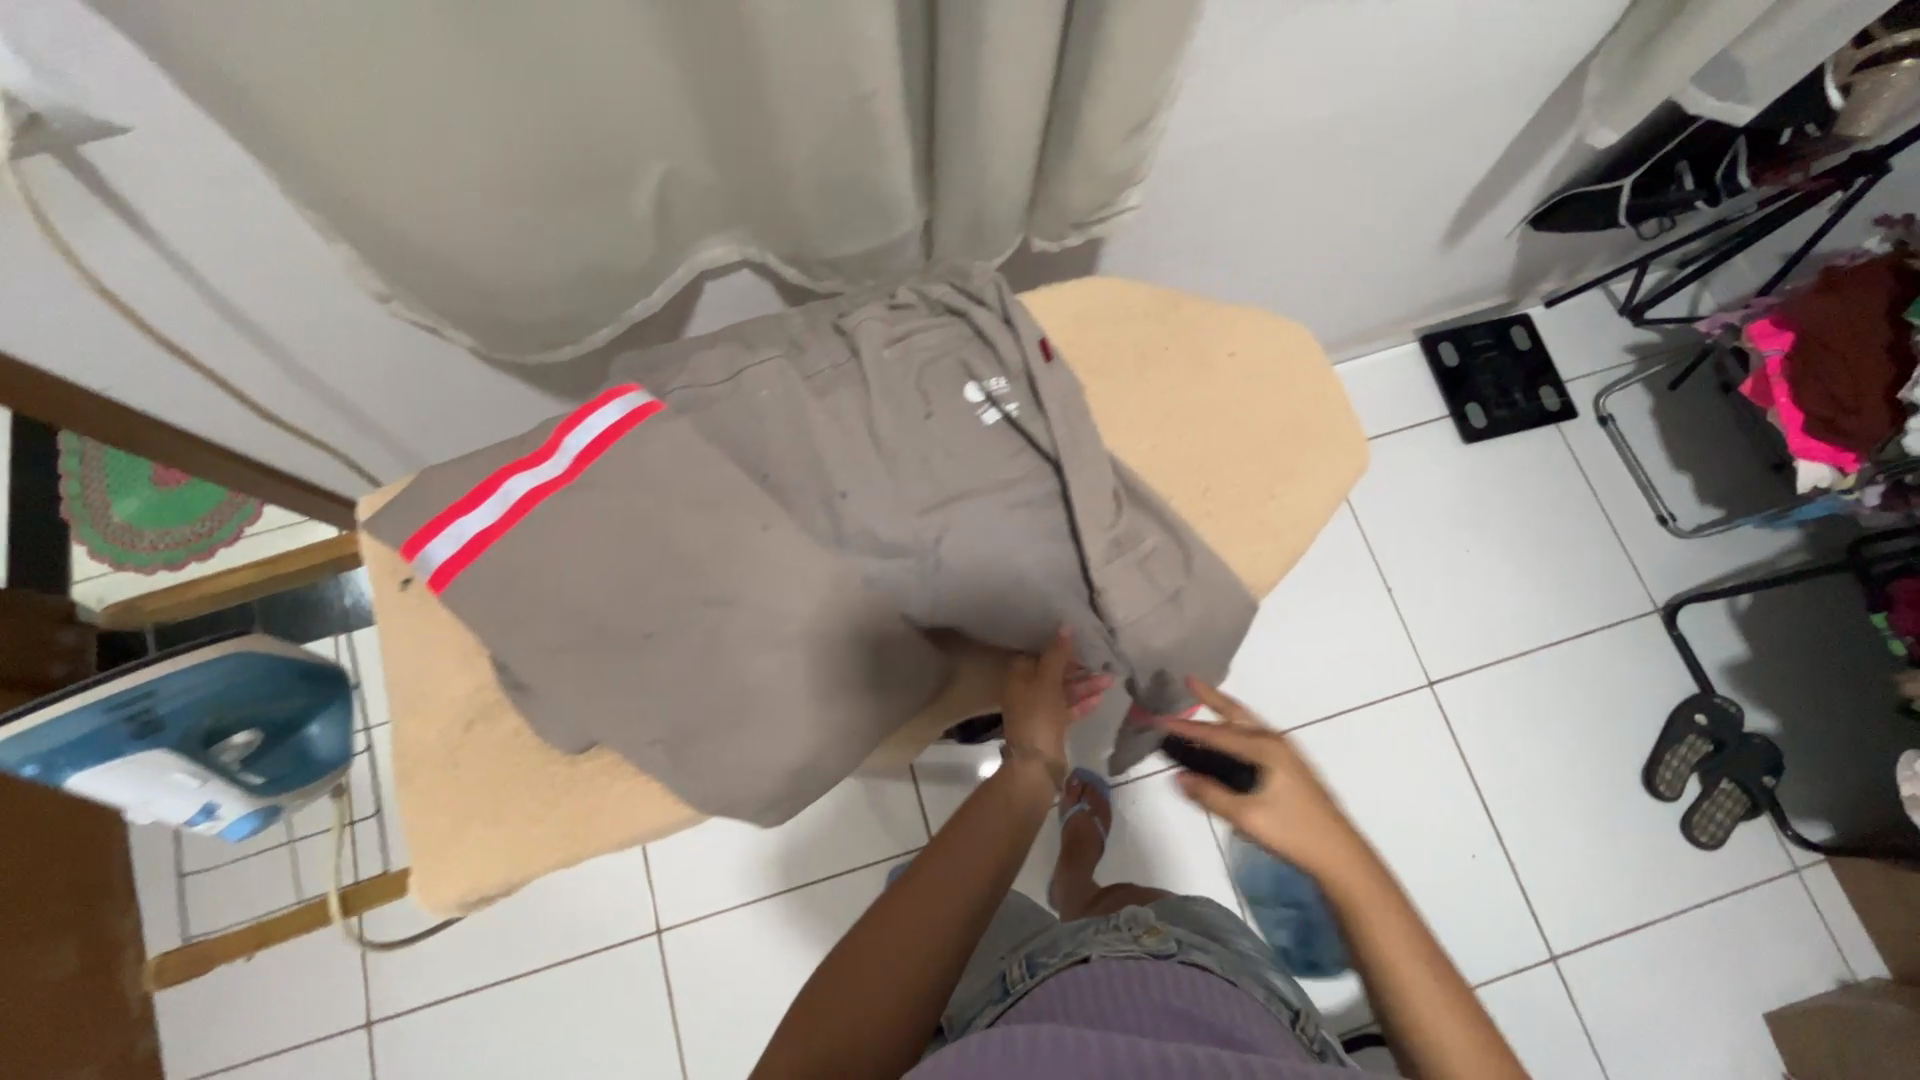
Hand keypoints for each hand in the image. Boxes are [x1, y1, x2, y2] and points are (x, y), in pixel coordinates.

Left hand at [1000, 628, 1110, 771]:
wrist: (1037, 762)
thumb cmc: (1038, 715)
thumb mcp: (1048, 680)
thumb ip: (1057, 654)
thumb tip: (1064, 626)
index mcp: (1018, 676)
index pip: (1035, 653)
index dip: (1054, 646)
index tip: (1075, 638)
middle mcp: (1026, 691)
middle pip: (1052, 672)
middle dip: (1076, 667)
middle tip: (1098, 659)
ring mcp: (1038, 710)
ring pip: (1062, 691)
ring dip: (1084, 685)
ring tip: (1110, 679)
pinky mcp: (1051, 726)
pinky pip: (1067, 709)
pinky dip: (1082, 703)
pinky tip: (1101, 698)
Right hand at [1159, 677, 1370, 880]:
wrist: (1341, 856)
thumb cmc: (1294, 834)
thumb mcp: (1247, 817)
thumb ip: (1211, 795)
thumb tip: (1178, 778)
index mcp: (1265, 750)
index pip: (1216, 733)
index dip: (1185, 727)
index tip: (1159, 719)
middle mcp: (1276, 743)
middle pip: (1237, 715)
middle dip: (1212, 698)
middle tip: (1190, 681)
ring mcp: (1288, 754)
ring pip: (1249, 725)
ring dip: (1226, 713)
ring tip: (1206, 704)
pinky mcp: (1292, 767)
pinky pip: (1257, 736)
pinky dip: (1238, 729)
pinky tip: (1232, 741)